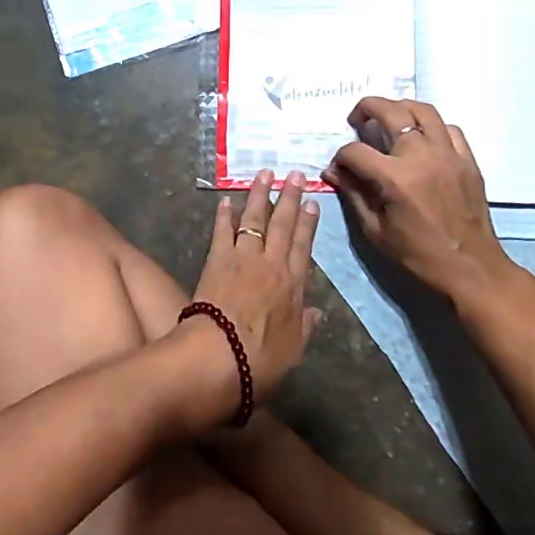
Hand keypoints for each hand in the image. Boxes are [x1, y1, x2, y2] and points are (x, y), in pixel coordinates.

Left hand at [187, 170, 322, 416]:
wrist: (217, 358)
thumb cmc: (260, 361)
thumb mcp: (294, 350)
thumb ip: (305, 327)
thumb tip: (318, 312)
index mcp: (293, 285)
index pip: (303, 246)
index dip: (309, 224)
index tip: (312, 203)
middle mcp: (271, 264)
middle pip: (283, 224)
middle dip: (290, 197)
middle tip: (296, 174)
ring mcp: (243, 258)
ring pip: (254, 219)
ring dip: (260, 194)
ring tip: (265, 173)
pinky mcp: (216, 260)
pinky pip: (222, 231)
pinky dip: (224, 215)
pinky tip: (225, 200)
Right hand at [322, 98, 515, 304]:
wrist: (471, 268)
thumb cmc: (419, 255)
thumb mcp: (376, 231)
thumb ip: (354, 194)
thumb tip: (333, 171)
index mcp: (394, 178)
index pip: (356, 151)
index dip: (341, 156)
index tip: (340, 166)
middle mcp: (421, 156)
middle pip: (390, 112)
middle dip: (366, 108)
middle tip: (356, 117)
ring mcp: (448, 154)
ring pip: (423, 110)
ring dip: (400, 107)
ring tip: (389, 116)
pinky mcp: (467, 159)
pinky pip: (449, 128)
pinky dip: (432, 126)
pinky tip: (423, 137)